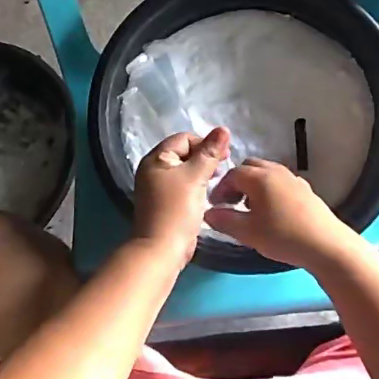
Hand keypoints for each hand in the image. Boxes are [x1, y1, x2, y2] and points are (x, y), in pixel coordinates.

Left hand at [131, 127, 231, 259]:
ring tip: (219, 179)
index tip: (225, 156)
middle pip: (183, 153)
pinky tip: (208, 192)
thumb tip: (223, 129)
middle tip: (224, 167)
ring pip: (184, 170)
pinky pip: (182, 185)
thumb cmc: (177, 209)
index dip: (205, 143)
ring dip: (202, 171)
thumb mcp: (196, 177)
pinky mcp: (164, 202)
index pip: (184, 138)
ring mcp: (157, 186)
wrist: (162, 249)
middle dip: (205, 156)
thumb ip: (210, 153)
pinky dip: (196, 184)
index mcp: (156, 159)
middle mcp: (153, 169)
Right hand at [203, 159, 362, 271]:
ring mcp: (293, 179)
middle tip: (231, 203)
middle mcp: (276, 171)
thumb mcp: (248, 233)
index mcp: (258, 177)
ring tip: (251, 208)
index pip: (231, 174)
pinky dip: (270, 189)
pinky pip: (281, 182)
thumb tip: (208, 214)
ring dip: (253, 185)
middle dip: (236, 182)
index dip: (220, 189)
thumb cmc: (283, 236)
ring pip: (266, 173)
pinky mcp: (306, 190)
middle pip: (249, 167)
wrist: (327, 245)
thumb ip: (224, 221)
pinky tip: (273, 211)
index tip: (215, 206)